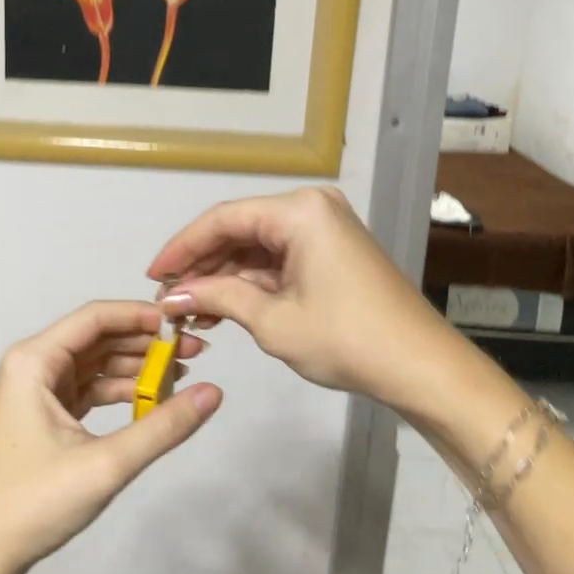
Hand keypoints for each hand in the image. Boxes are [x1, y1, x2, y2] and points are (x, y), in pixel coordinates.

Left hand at [0, 301, 220, 573]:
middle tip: (195, 354)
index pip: (95, 317)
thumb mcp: (106, 464)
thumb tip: (215, 392)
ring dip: (136, 368)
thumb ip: (163, 426)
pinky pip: (88, 390)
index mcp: (34, 360)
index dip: (141, 315)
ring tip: (183, 376)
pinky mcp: (43, 417)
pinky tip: (153, 401)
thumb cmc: (33, 502)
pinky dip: (120, 392)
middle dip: (145, 343)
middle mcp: (32, 366)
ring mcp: (36, 392)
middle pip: (97, 338)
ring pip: (95, 364)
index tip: (183, 325)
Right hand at [147, 187, 460, 409]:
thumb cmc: (345, 338)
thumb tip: (171, 296)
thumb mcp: (273, 320)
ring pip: (258, 247)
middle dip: (203, 266)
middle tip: (170, 300)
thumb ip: (217, 298)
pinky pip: (280, 259)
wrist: (420, 366)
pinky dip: (252, 283)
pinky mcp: (332, 251)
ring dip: (225, 278)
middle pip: (240, 230)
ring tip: (190, 312)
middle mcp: (311, 207)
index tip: (153, 275)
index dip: (182, 248)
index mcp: (299, 211)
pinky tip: (223, 309)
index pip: (223, 219)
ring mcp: (325, 228)